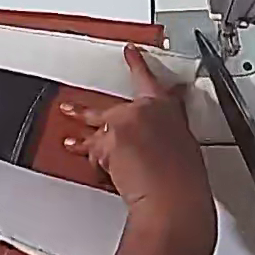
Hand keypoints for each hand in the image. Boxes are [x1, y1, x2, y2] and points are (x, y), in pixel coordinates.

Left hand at [61, 45, 215, 254]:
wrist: (175, 203)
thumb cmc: (186, 184)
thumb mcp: (186, 147)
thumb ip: (168, 131)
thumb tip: (160, 135)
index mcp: (167, 109)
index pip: (150, 78)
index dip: (137, 63)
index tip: (129, 52)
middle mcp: (143, 110)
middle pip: (110, 106)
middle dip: (90, 109)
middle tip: (74, 104)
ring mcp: (122, 123)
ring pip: (94, 125)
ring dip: (80, 134)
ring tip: (68, 134)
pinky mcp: (107, 141)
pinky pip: (94, 151)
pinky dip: (95, 161)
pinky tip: (97, 168)